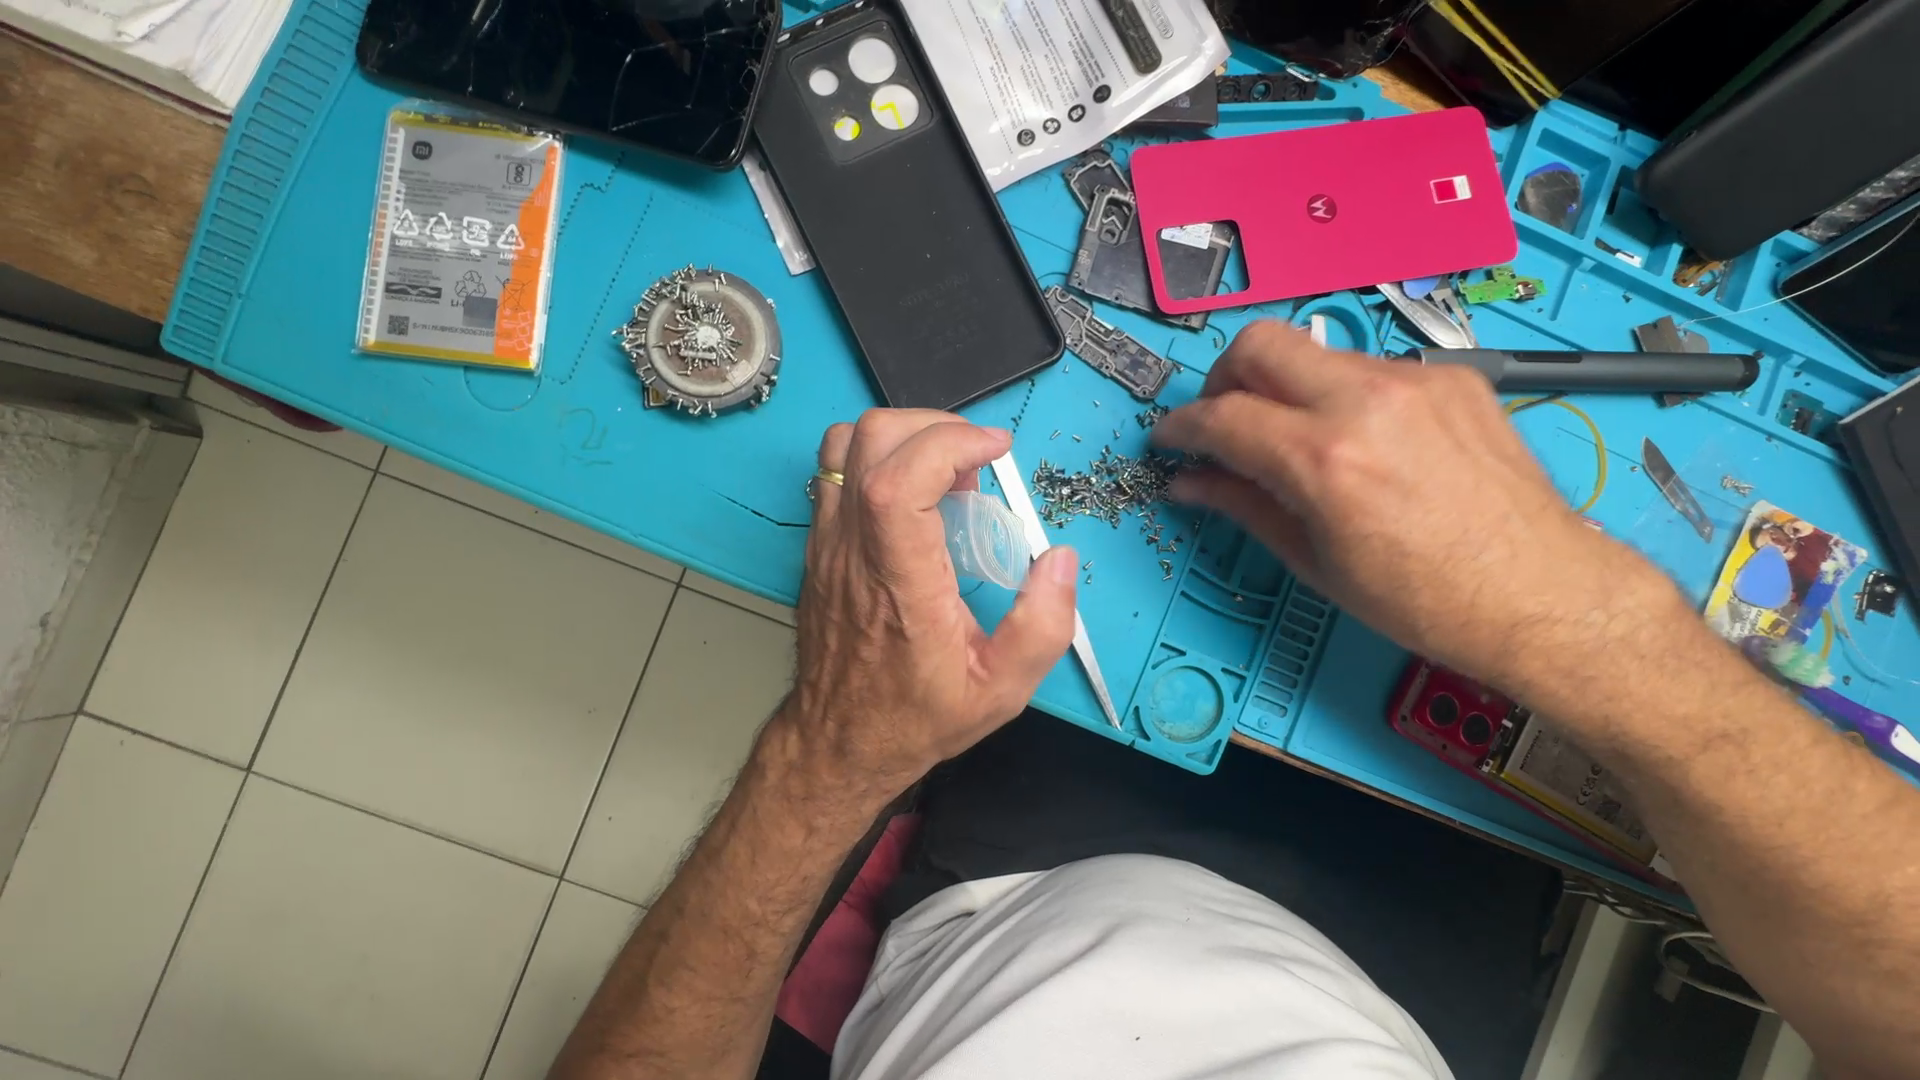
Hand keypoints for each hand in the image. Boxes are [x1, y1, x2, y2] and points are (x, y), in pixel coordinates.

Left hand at [779, 409, 1079, 799]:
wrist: (840, 740)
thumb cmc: (917, 716)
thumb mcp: (1002, 691)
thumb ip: (1042, 627)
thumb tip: (1058, 559)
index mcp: (900, 583)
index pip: (898, 482)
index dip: (949, 444)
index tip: (995, 451)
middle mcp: (852, 550)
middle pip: (870, 440)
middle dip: (935, 426)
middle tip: (976, 462)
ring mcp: (826, 543)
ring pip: (845, 444)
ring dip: (903, 436)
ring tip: (944, 473)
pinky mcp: (818, 544)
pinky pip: (836, 470)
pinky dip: (878, 457)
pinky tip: (913, 495)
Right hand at [1151, 322, 1677, 690]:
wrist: (1540, 594)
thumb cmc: (1419, 600)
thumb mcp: (1312, 561)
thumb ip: (1241, 505)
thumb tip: (1187, 482)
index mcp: (1324, 460)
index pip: (1221, 415)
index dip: (1179, 427)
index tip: (1168, 440)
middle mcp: (1366, 401)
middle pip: (1259, 343)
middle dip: (1222, 378)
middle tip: (1222, 422)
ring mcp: (1414, 381)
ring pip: (1313, 352)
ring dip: (1283, 387)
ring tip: (1293, 439)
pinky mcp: (1452, 377)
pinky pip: (1367, 367)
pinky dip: (1339, 394)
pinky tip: (1356, 439)